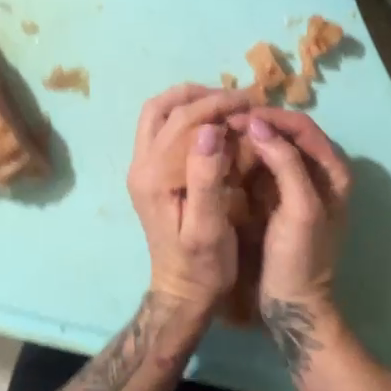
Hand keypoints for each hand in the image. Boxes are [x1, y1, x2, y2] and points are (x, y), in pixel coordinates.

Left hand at [126, 85, 249, 313]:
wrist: (182, 295)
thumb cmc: (203, 266)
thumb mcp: (209, 228)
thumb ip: (206, 178)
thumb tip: (209, 131)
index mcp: (153, 176)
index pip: (181, 120)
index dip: (216, 104)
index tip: (250, 103)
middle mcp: (140, 166)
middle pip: (161, 108)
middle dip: (200, 96)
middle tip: (238, 99)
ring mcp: (142, 169)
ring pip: (158, 115)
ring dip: (191, 103)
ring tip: (228, 106)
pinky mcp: (151, 175)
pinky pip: (163, 130)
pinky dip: (188, 118)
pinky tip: (217, 126)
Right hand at [236, 109, 352, 313]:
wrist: (292, 304)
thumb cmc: (301, 258)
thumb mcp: (300, 208)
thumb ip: (285, 163)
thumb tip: (257, 124)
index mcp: (333, 171)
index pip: (302, 127)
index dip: (271, 117)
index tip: (237, 115)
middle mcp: (318, 172)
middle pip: (287, 134)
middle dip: (257, 124)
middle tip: (223, 122)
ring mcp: (297, 185)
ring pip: (272, 148)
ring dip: (248, 140)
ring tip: (219, 135)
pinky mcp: (277, 199)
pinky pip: (261, 168)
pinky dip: (244, 159)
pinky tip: (223, 157)